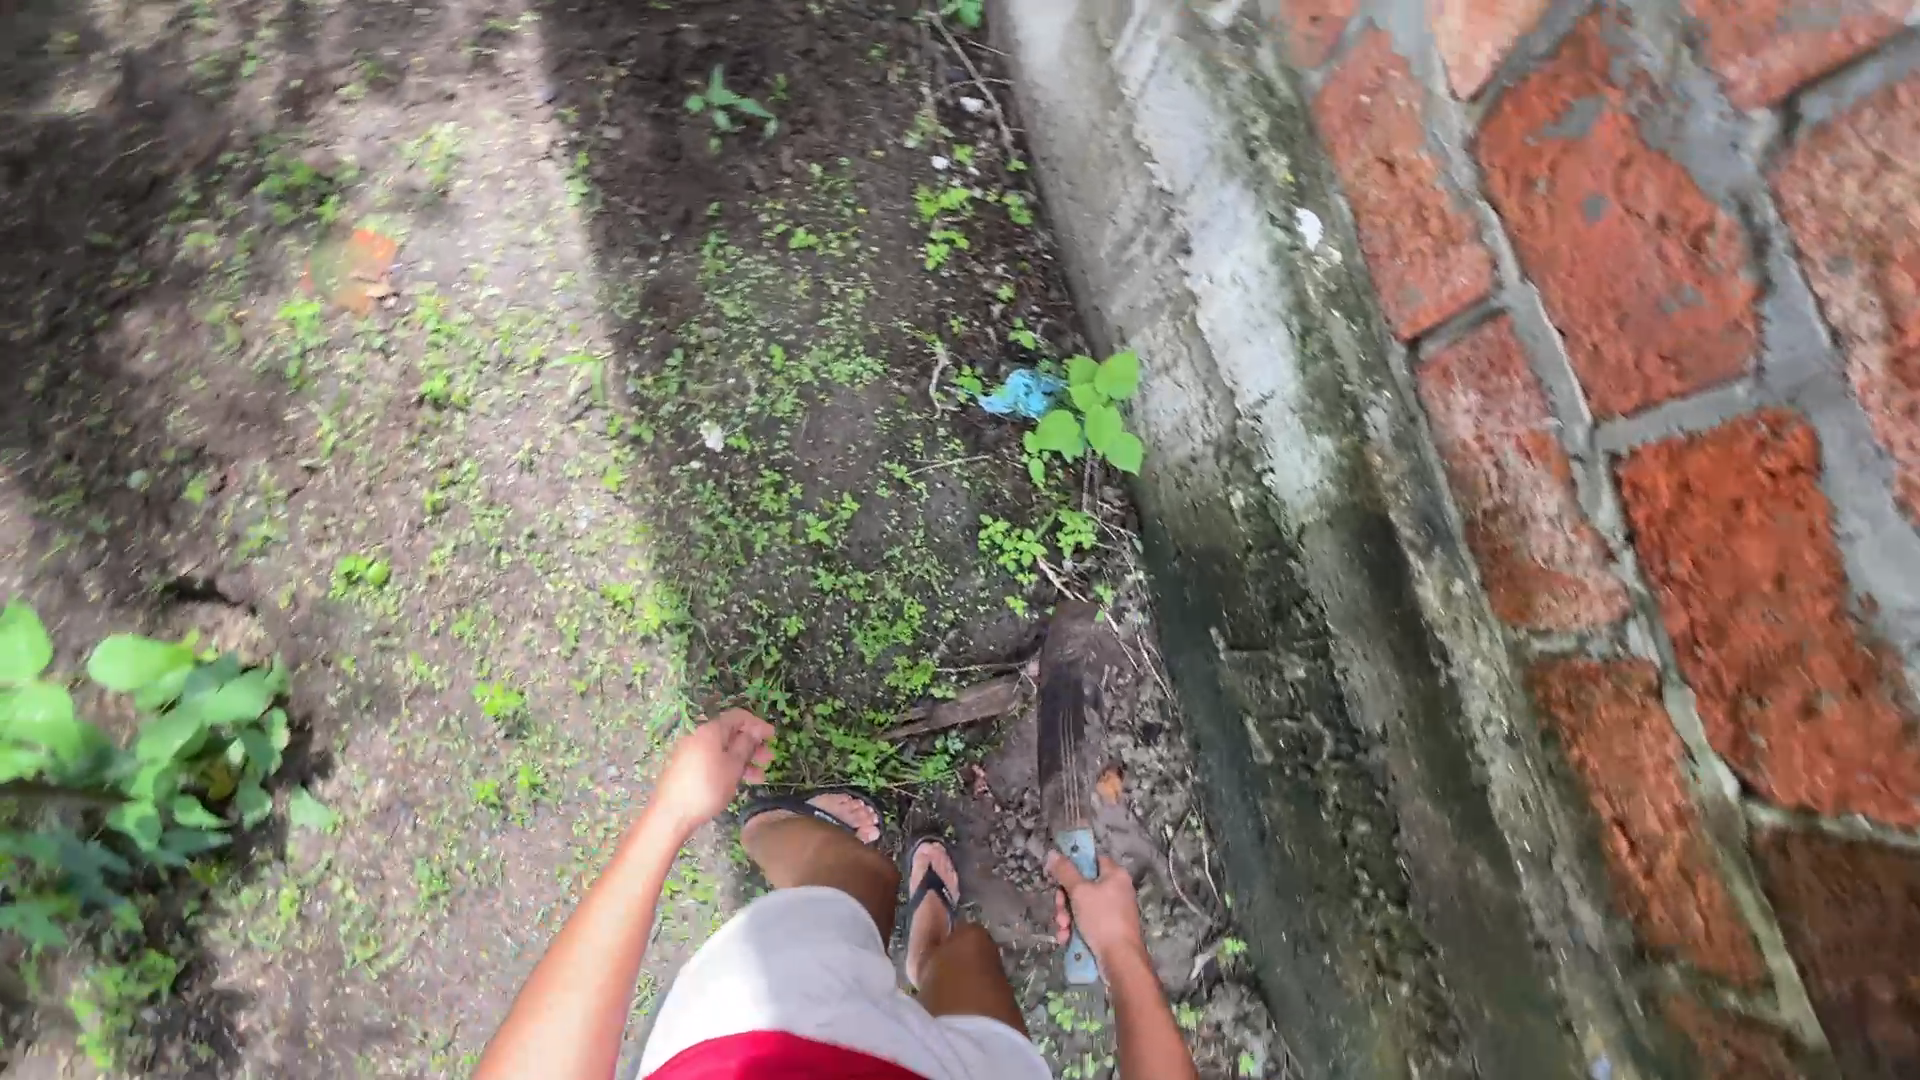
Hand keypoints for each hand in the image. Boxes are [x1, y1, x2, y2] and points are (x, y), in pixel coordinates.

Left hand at [651, 709, 773, 832]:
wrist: (669, 816)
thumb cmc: (707, 787)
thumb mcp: (733, 766)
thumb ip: (746, 745)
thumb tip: (753, 731)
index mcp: (710, 731)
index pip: (738, 717)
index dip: (758, 724)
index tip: (772, 737)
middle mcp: (699, 737)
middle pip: (730, 734)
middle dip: (752, 745)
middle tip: (768, 759)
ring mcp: (690, 753)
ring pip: (722, 750)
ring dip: (743, 760)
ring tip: (758, 777)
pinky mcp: (686, 769)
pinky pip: (713, 761)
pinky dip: (728, 767)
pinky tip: (738, 782)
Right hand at [1047, 851, 1145, 965]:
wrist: (1121, 960)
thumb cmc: (1102, 919)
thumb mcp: (1079, 891)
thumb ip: (1065, 871)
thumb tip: (1052, 852)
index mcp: (1115, 874)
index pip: (1092, 859)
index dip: (1074, 865)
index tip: (1059, 876)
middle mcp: (1116, 889)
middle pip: (1082, 885)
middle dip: (1065, 900)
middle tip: (1060, 910)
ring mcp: (1113, 911)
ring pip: (1081, 906)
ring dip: (1067, 917)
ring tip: (1063, 929)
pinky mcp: (1108, 929)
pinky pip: (1087, 922)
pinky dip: (1075, 929)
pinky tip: (1066, 939)